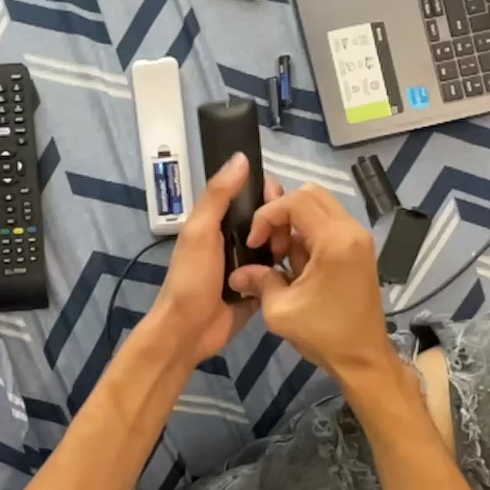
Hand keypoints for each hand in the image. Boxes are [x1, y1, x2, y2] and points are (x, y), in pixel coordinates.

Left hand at [146, 154, 282, 365]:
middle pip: (270, 218)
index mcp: (219, 221)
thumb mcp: (200, 232)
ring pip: (280, 244)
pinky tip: (300, 269)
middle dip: (282, 222)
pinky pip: (281, 272)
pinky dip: (288, 269)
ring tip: (291, 255)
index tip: (279, 201)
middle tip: (283, 238)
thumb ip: (218, 195)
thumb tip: (241, 157)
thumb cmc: (190, 280)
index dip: (269, 193)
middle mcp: (236, 239)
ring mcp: (250, 264)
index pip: (252, 194)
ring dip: (288, 245)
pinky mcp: (261, 287)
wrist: (189, 332)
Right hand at [230, 186, 398, 382]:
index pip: (296, 201)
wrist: (363, 358)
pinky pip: (329, 225)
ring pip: (320, 207)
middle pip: (310, 195)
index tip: (255, 242)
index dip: (267, 216)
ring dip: (294, 224)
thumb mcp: (280, 310)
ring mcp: (359, 239)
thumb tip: (237, 273)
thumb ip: (259, 281)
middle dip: (281, 214)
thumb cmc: (323, 334)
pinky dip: (308, 234)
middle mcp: (352, 231)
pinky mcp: (359, 249)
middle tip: (269, 244)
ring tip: (281, 257)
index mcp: (335, 241)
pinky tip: (296, 264)